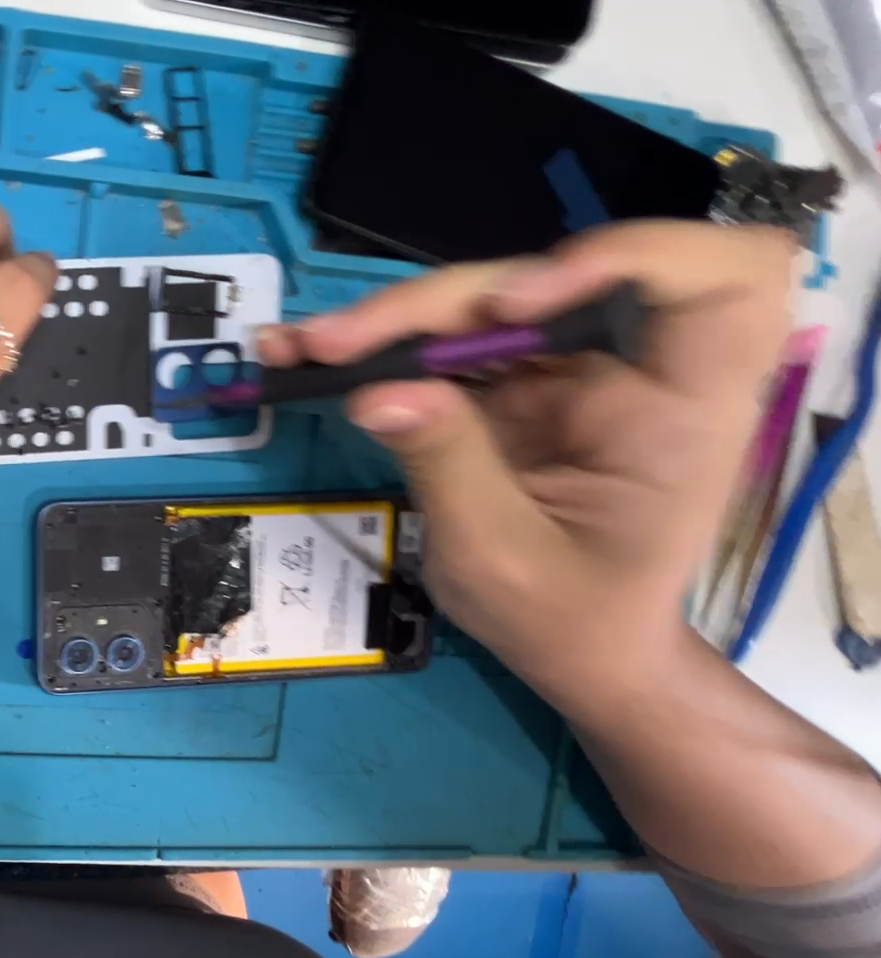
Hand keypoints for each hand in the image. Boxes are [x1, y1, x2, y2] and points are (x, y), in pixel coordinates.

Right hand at [258, 223, 794, 690]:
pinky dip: (371, 349)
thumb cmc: (561, 614)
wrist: (567, 644)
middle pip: (536, 287)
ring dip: (382, 323)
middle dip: (428, 308)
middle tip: (331, 345)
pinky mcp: (501, 387)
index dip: (623, 261)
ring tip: (295, 349)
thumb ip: (447, 463)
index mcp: (677, 407)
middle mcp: (623, 369)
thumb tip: (374, 392)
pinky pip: (436, 347)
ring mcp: (556, 374)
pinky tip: (303, 355)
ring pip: (473, 307)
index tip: (508, 309)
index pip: (715, 280)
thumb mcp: (496, 553)